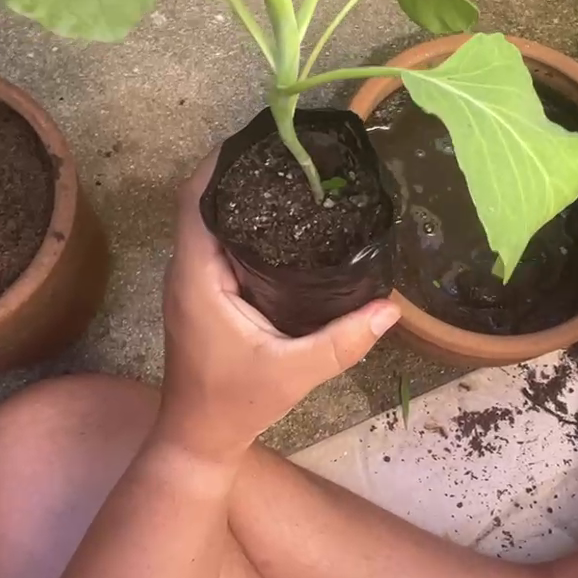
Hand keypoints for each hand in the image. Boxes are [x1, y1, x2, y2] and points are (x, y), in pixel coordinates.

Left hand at [154, 158, 401, 462]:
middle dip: (239, 173)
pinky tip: (281, 228)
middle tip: (292, 156)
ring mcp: (190, 284)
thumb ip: (343, 341)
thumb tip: (391, 309)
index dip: (219, 163)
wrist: (198, 438)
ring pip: (208, 223)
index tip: (260, 140)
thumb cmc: (236, 403)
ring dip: (240, 199)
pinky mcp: (200, 295)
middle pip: (203, 202)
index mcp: (197, 277)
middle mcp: (185, 272)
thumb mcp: (295, 371)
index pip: (195, 200)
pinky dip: (241, 226)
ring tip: (291, 181)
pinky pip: (215, 244)